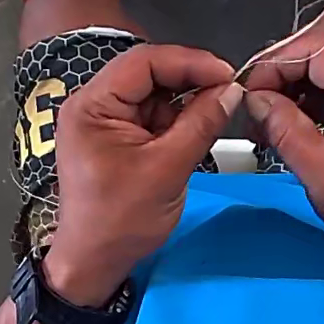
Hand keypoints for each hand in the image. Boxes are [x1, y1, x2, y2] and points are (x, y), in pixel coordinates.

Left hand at [44, 44, 240, 305]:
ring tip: (210, 121)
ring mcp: (102, 123)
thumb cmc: (120, 222)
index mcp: (91, 106)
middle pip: (147, 74)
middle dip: (189, 83)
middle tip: (226, 94)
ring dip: (183, 104)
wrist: (94, 262)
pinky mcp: (114, 139)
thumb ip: (201, 124)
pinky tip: (192, 135)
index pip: (144, 62)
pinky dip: (174, 123)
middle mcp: (91, 106)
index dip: (190, 62)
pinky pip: (150, 118)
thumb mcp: (167, 169)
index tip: (227, 75)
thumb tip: (231, 90)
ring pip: (152, 96)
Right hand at [242, 32, 323, 253]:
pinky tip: (292, 128)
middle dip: (279, 79)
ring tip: (269, 127)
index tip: (249, 96)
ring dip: (292, 91)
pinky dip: (309, 101)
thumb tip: (255, 100)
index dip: (275, 66)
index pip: (317, 48)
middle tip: (255, 115)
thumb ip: (286, 132)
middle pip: (320, 53)